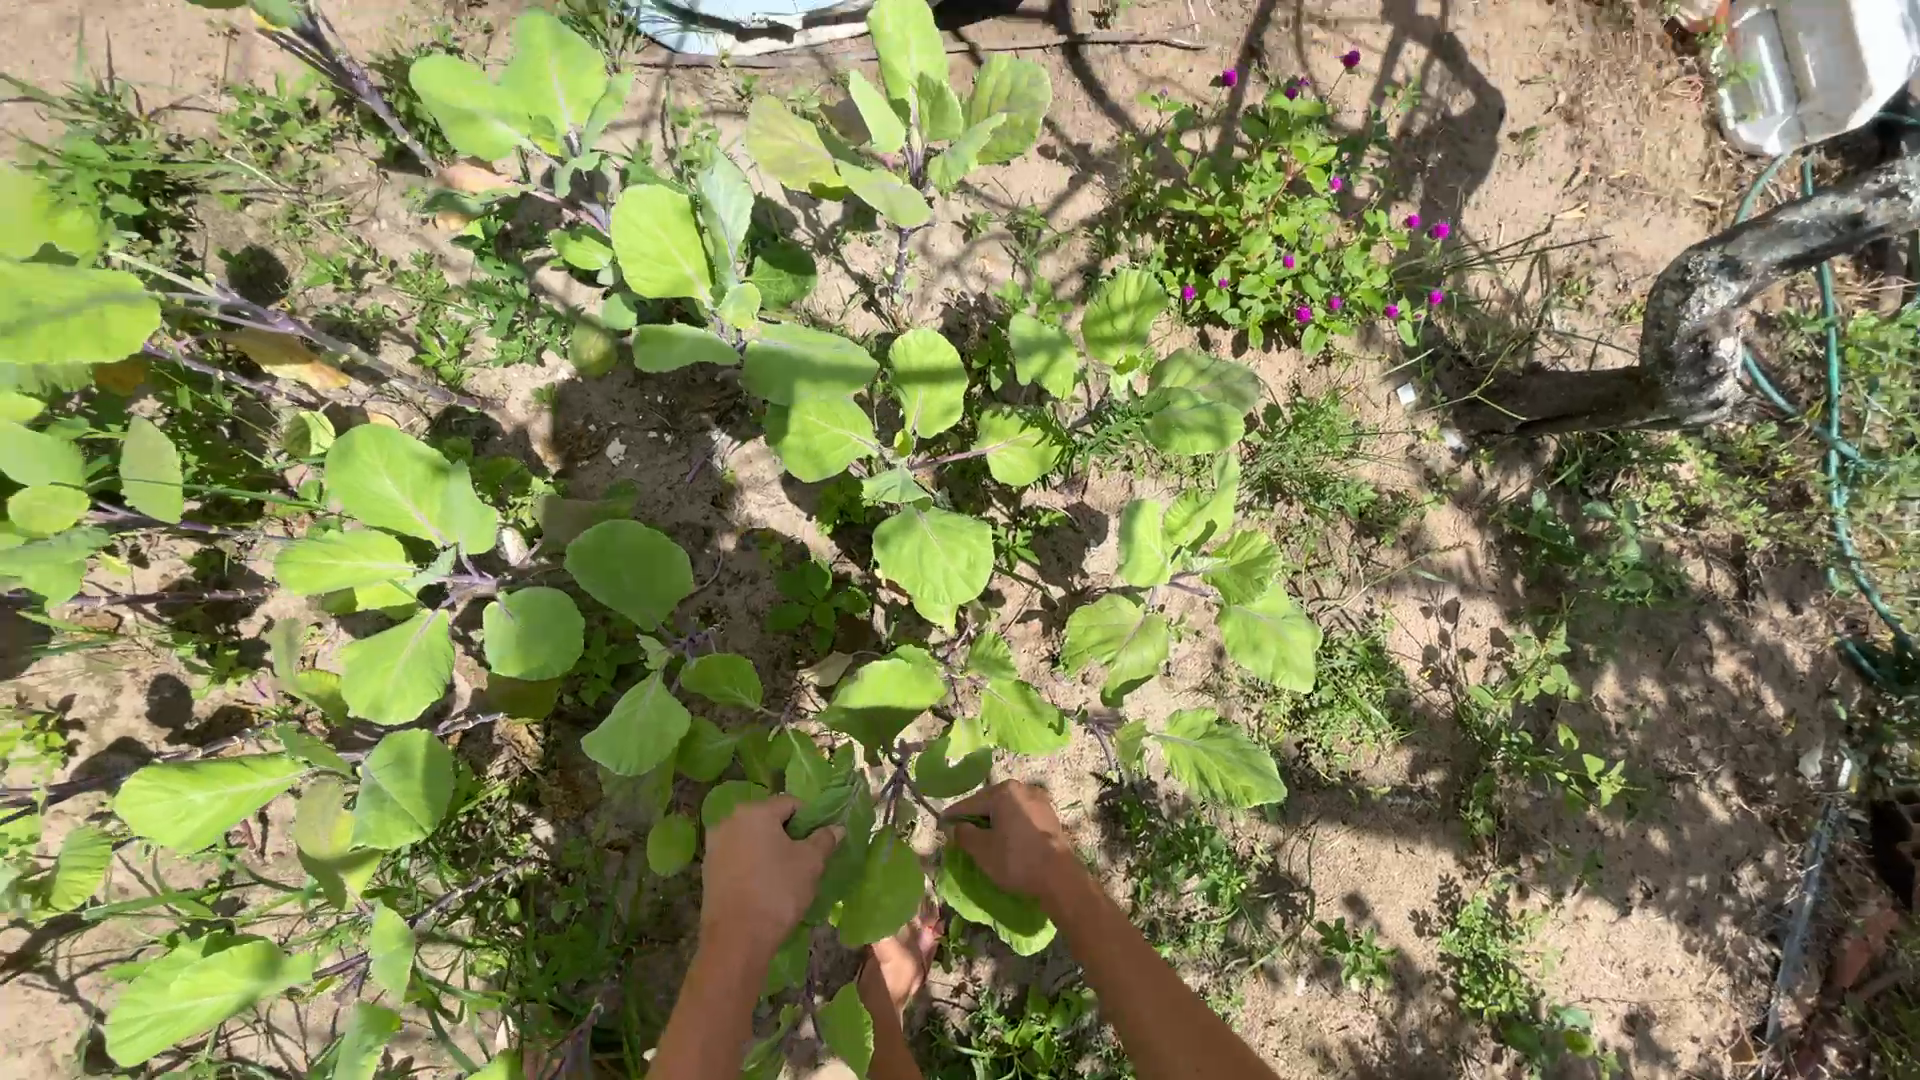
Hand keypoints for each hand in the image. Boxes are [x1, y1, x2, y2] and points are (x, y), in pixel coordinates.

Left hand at [699, 795, 842, 963]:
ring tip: (785, 875)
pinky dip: (752, 865)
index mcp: (755, 812)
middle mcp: (729, 821)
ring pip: (751, 840)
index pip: (790, 804)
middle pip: (768, 819)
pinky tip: (764, 887)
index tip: (819, 841)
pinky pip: (738, 858)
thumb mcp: (811, 863)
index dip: (809, 819)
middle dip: (788, 835)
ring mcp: (714, 847)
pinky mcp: (708, 871)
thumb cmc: (778, 892)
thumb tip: (835, 828)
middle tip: (805, 859)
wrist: (737, 940)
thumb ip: (824, 839)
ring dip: (769, 850)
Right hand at [942, 780, 1077, 905]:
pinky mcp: (1050, 814)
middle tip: (962, 831)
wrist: (1059, 877)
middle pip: (990, 802)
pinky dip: (1011, 824)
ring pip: (1007, 808)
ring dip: (995, 820)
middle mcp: (1021, 788)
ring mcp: (1038, 800)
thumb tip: (956, 827)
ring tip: (984, 836)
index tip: (942, 823)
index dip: (954, 815)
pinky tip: (1007, 838)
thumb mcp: (982, 850)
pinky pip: (1022, 815)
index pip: (970, 803)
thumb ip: (964, 834)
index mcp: (1003, 792)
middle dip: (976, 816)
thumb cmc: (1016, 860)